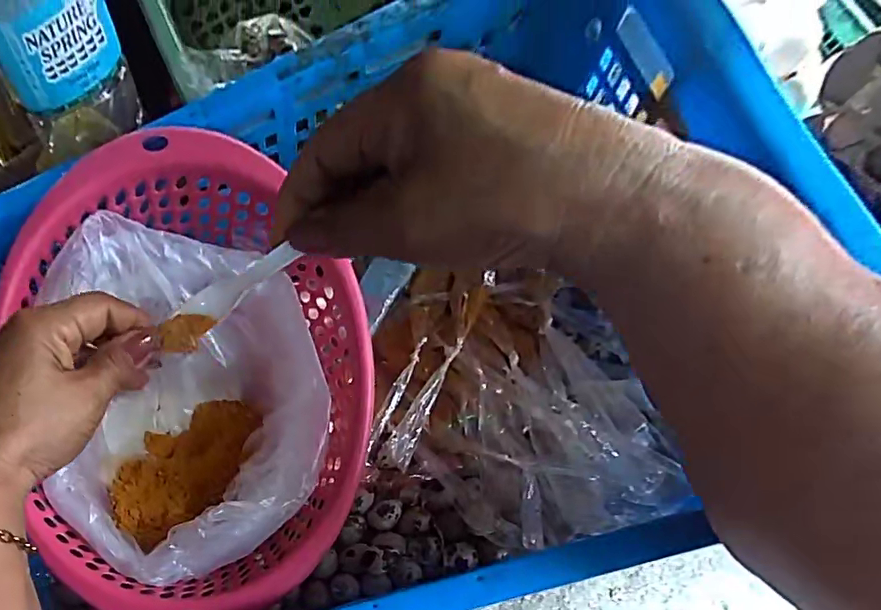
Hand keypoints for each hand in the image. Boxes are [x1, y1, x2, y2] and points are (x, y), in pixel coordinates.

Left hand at [0, 293, 155, 523]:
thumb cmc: (38, 429)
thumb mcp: (87, 395)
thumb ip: (119, 363)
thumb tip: (146, 342)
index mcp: (42, 323)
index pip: (99, 306)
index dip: (134, 319)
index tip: (162, 340)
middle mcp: (24, 328)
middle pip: (82, 321)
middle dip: (119, 339)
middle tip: (151, 362)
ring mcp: (14, 353)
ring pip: (69, 343)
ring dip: (102, 357)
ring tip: (133, 379)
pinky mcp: (12, 378)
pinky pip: (55, 361)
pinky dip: (82, 370)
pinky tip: (101, 388)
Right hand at [272, 49, 686, 275]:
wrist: (601, 198)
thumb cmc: (489, 203)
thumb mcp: (401, 222)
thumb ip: (339, 229)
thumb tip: (298, 237)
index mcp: (401, 93)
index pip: (323, 148)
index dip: (294, 201)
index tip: (279, 248)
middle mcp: (429, 84)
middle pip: (355, 148)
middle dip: (330, 204)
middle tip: (317, 254)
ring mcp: (464, 101)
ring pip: (388, 158)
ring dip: (364, 204)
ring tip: (355, 248)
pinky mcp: (490, 126)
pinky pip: (422, 161)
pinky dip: (399, 197)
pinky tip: (397, 228)